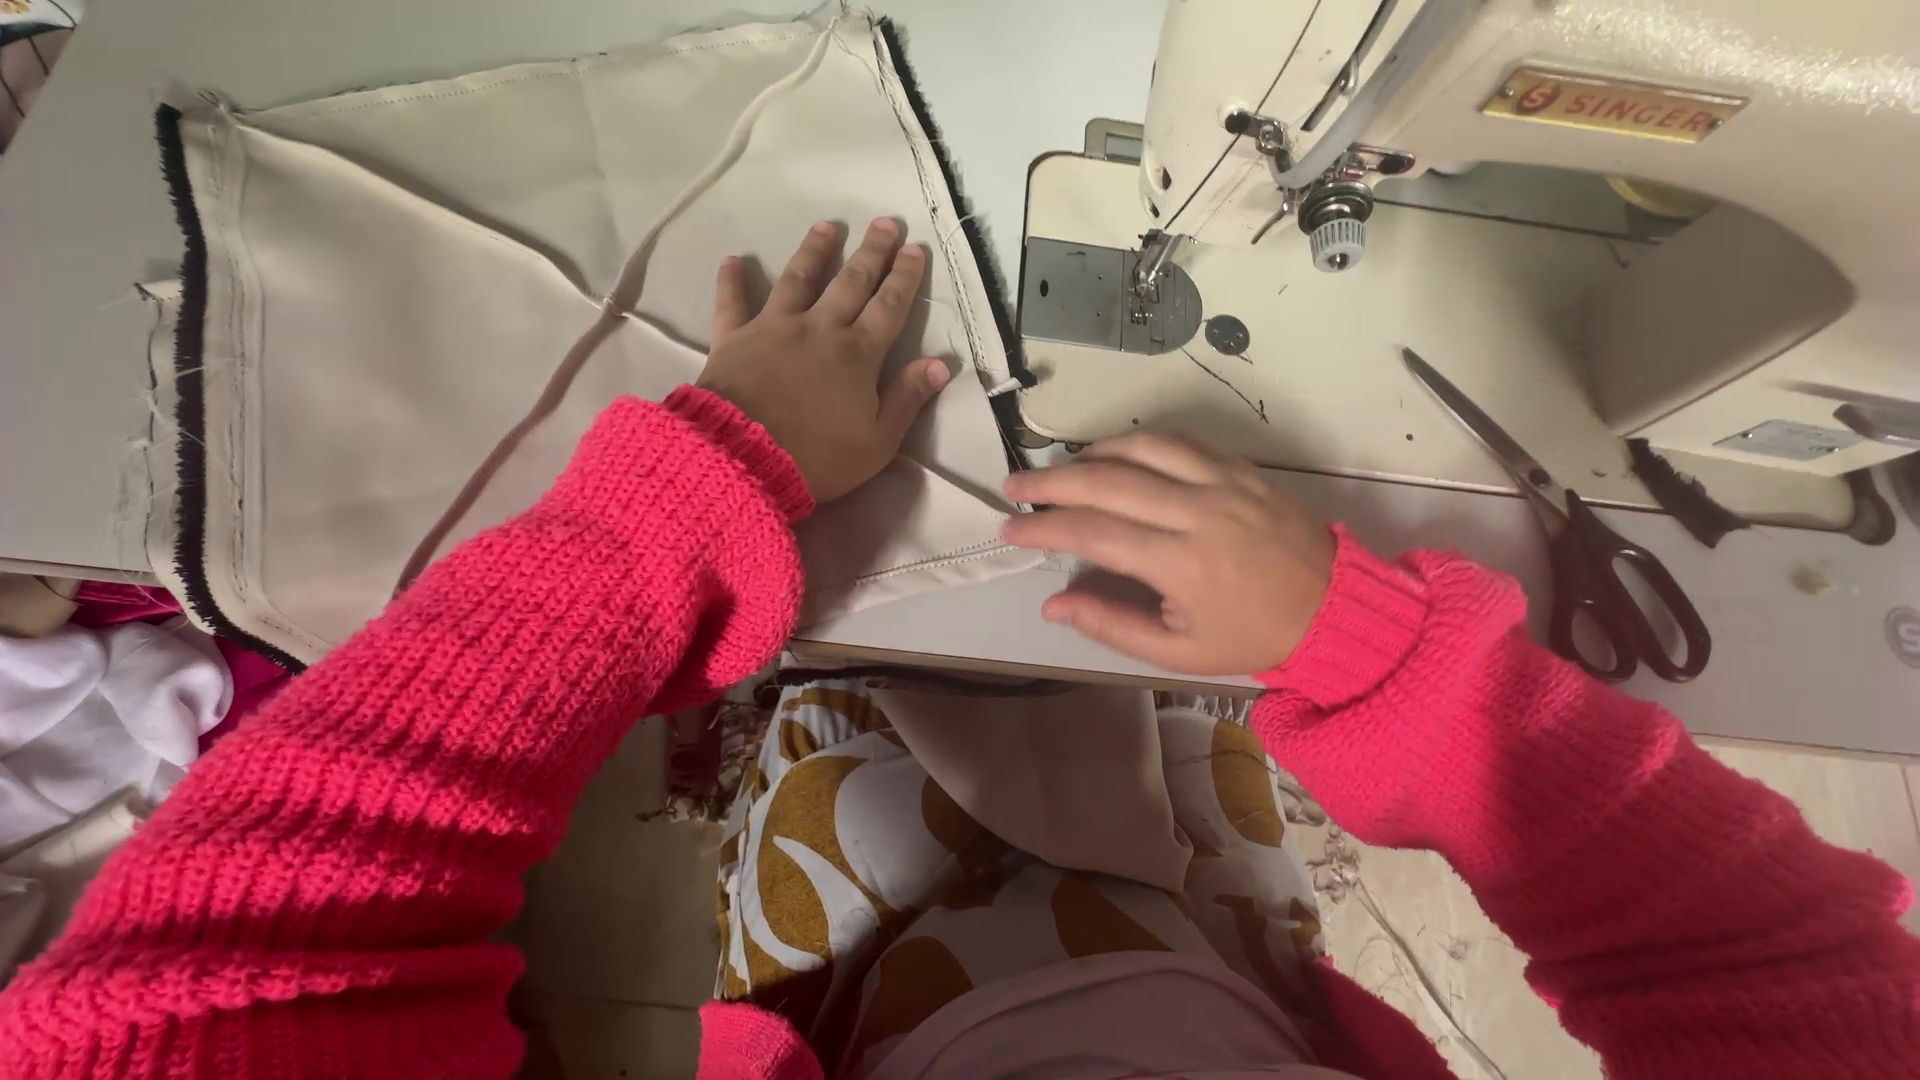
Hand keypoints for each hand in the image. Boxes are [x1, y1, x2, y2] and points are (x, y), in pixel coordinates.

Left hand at [698, 218, 950, 504]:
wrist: (745, 459)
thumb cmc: (819, 457)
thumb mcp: (878, 441)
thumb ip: (908, 399)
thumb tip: (941, 363)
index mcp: (858, 354)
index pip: (888, 307)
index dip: (904, 277)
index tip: (915, 249)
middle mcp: (819, 329)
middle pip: (851, 282)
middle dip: (871, 252)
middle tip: (885, 222)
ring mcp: (774, 328)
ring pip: (798, 279)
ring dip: (814, 250)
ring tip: (827, 225)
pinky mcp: (733, 338)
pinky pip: (732, 303)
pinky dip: (732, 281)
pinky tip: (733, 259)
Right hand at [1001, 434, 1335, 674]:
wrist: (1334, 608)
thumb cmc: (1250, 635)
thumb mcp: (1177, 650)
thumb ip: (1111, 624)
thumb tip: (1051, 605)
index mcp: (1181, 563)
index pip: (1092, 532)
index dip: (1043, 528)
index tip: (1009, 528)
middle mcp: (1197, 511)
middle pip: (1106, 481)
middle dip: (1049, 482)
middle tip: (1013, 485)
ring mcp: (1222, 481)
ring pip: (1140, 447)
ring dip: (1090, 454)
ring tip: (1060, 469)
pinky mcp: (1240, 467)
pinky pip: (1177, 441)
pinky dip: (1136, 442)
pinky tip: (1114, 454)